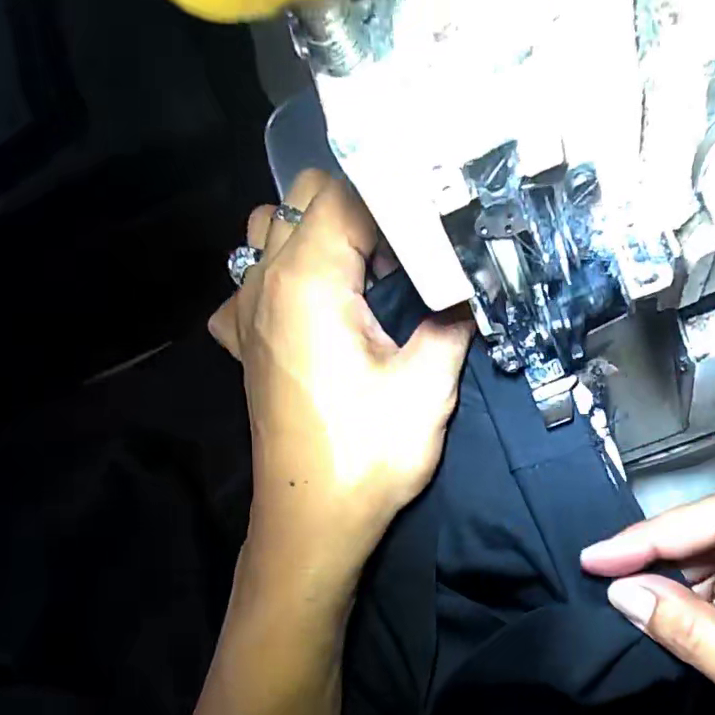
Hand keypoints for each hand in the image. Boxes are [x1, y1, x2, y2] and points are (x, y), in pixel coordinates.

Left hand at [209, 171, 472, 559]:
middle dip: (361, 215)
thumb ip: (451, 326)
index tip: (435, 236)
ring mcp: (245, 312)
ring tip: (360, 283)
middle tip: (404, 264)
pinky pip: (251, 283)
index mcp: (308, 281)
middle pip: (303, 200)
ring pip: (268, 232)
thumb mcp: (428, 389)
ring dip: (317, 240)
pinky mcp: (245, 344)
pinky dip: (282, 279)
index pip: (348, 194)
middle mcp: (265, 281)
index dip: (398, 204)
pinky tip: (314, 315)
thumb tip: (468, 296)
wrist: (315, 519)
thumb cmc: (368, 455)